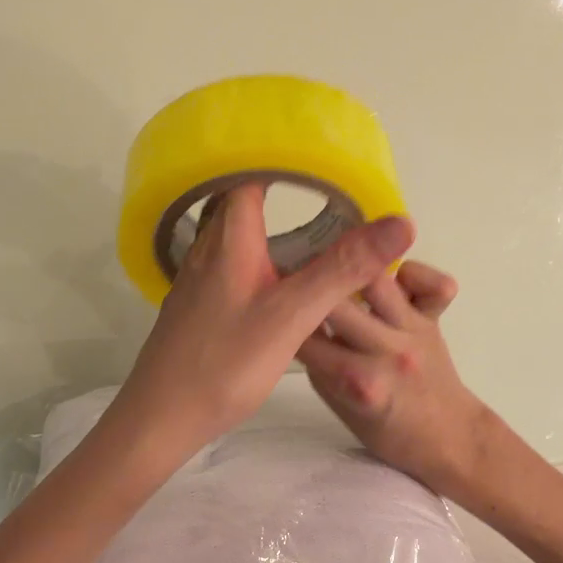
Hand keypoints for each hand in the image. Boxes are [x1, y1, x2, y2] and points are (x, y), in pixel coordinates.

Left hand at [111, 183, 415, 455]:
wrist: (162, 418)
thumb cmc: (223, 363)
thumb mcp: (291, 316)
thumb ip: (342, 269)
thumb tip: (401, 222)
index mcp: (229, 240)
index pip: (246, 174)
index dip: (274, 154)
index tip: (310, 145)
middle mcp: (207, 251)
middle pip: (236, 202)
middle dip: (273, 186)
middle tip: (318, 181)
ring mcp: (196, 280)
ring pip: (231, 236)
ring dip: (263, 223)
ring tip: (306, 222)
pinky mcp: (195, 307)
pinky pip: (227, 263)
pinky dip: (254, 255)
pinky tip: (275, 276)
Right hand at [297, 261, 490, 491]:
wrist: (446, 439)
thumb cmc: (384, 428)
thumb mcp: (336, 402)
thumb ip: (317, 362)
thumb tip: (296, 318)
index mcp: (354, 381)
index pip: (303, 336)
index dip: (281, 315)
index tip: (271, 303)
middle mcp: (385, 353)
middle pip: (333, 301)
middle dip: (309, 283)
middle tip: (297, 275)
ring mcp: (413, 334)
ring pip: (377, 278)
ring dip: (352, 266)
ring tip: (337, 263)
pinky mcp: (436, 321)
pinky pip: (434, 285)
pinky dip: (414, 274)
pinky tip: (394, 278)